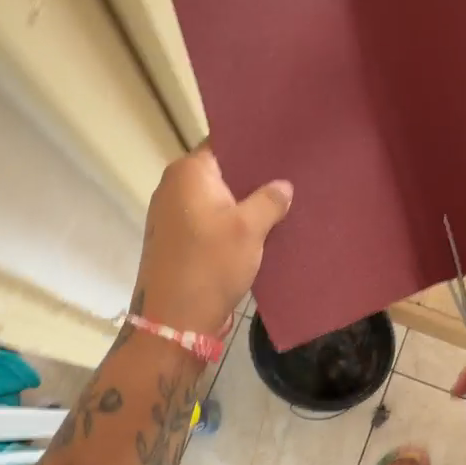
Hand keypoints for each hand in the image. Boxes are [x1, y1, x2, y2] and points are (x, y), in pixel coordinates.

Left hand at [135, 143, 291, 333]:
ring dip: (245, 203)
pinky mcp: (177, 240)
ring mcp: (172, 215)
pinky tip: (262, 230)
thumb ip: (269, 200)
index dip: (255, 145)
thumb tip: (282, 185)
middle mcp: (173, 186)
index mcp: (188, 173)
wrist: (175, 321)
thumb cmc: (211, 265)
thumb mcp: (249, 229)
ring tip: (284, 202)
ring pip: (218, 198)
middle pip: (222, 171)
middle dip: (254, 177)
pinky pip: (211, 220)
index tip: (285, 148)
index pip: (225, 143)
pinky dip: (233, 223)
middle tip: (293, 176)